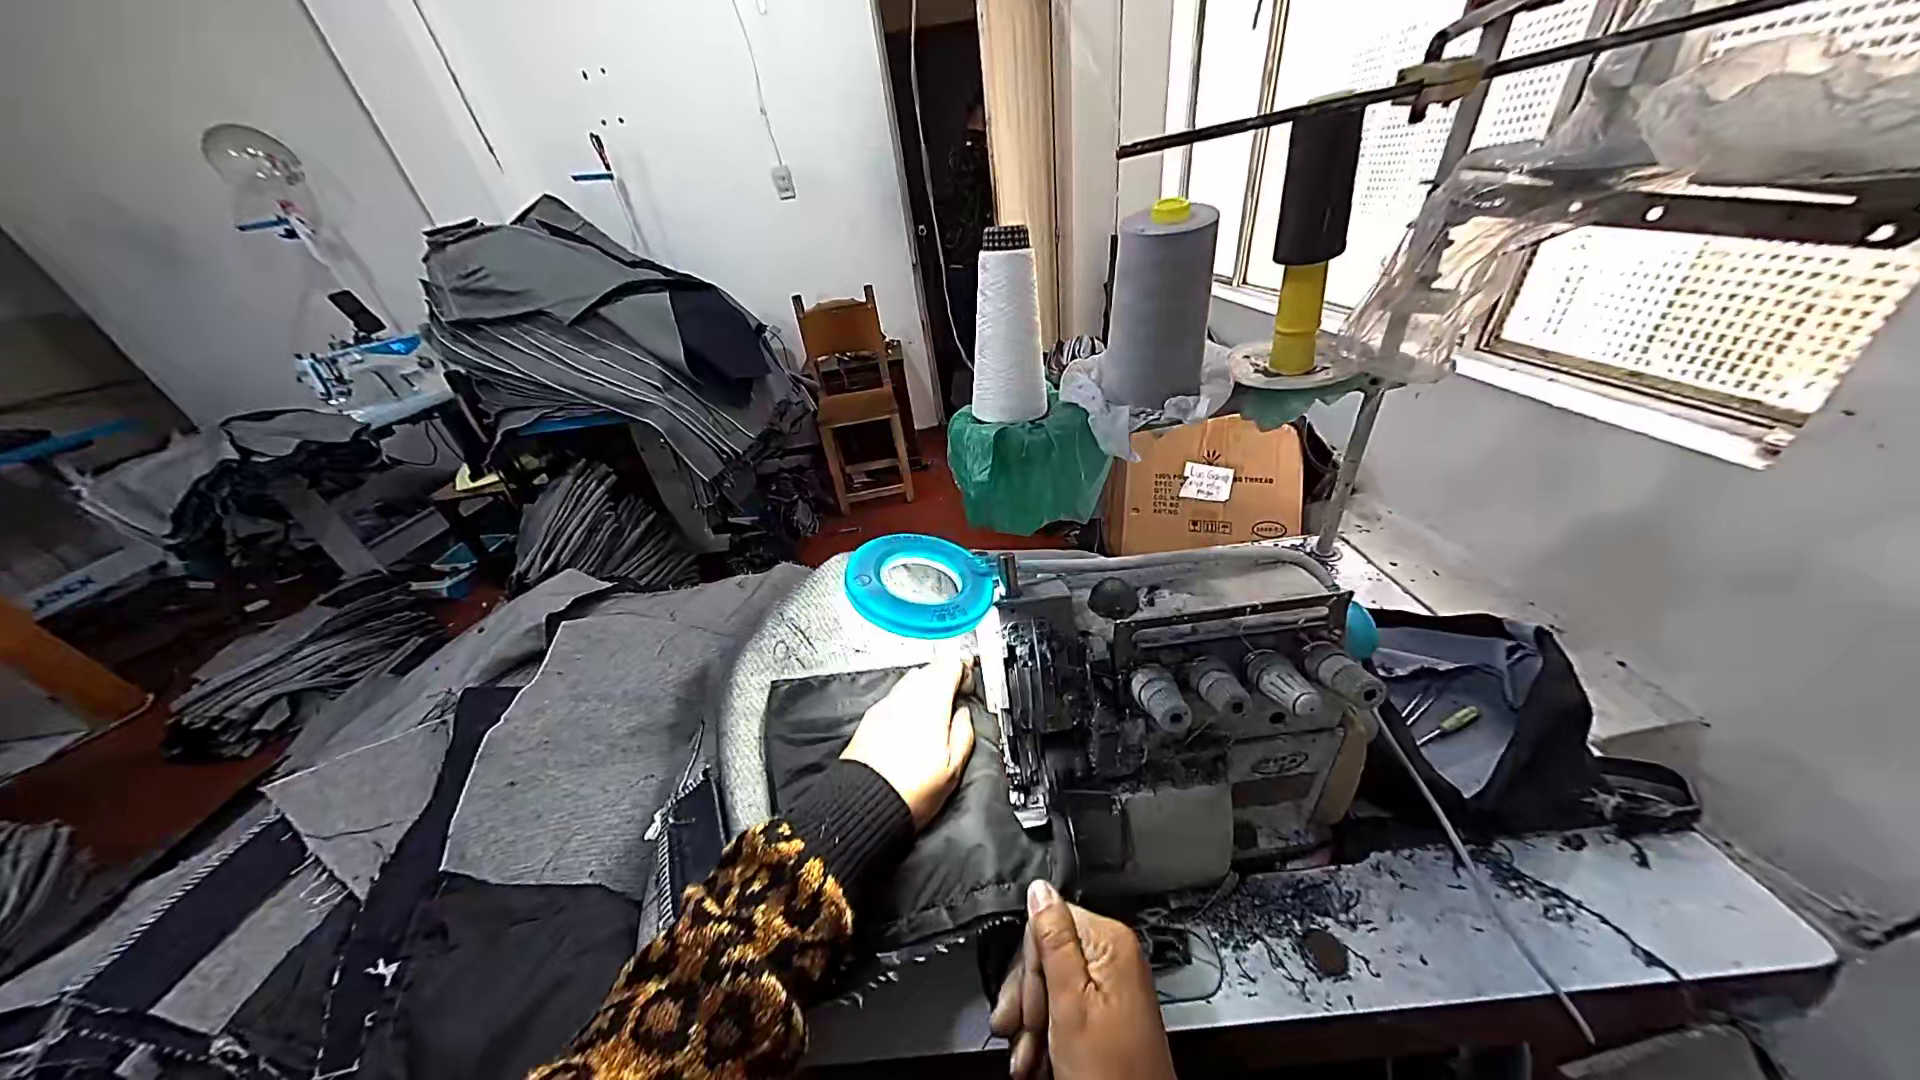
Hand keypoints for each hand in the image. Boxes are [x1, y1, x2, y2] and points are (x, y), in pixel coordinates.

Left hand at [839, 656, 974, 829]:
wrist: (864, 803)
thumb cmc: (909, 789)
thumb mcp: (953, 768)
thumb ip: (964, 733)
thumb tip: (964, 716)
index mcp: (931, 701)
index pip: (950, 664)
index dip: (964, 669)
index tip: (969, 683)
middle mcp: (906, 696)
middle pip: (930, 669)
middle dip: (945, 680)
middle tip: (954, 702)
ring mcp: (885, 705)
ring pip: (910, 682)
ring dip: (925, 692)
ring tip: (933, 719)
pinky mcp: (871, 717)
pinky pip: (895, 699)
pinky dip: (906, 705)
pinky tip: (911, 729)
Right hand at [990, 880, 1175, 1079]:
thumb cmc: (1111, 1075)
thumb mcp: (1070, 1002)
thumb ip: (1053, 939)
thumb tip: (1039, 888)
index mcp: (1110, 941)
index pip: (1049, 920)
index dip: (1030, 965)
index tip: (1024, 1004)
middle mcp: (1114, 955)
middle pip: (1049, 952)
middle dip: (1028, 997)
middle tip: (1019, 1032)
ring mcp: (1112, 983)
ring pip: (1052, 982)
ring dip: (1032, 1019)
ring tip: (1027, 1056)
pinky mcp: (1108, 1009)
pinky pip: (1065, 1003)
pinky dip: (1047, 1030)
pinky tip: (1038, 1057)